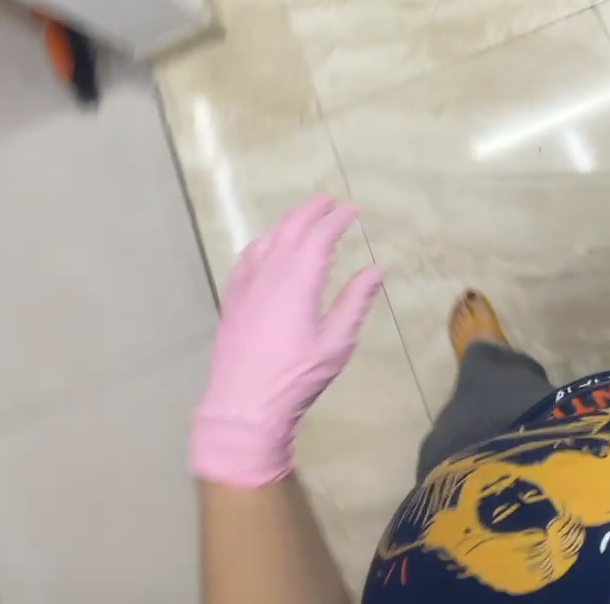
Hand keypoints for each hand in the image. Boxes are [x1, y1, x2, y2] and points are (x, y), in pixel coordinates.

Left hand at [191, 195, 383, 487]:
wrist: (243, 407)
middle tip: (330, 202)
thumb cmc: (296, 376)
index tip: (355, 210)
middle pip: (292, 226)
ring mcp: (247, 282)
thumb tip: (376, 268)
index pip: (321, 235)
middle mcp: (271, 271)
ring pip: (268, 237)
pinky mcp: (233, 296)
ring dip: (289, 221)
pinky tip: (268, 245)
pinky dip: (264, 240)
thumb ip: (356, 301)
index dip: (339, 218)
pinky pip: (248, 255)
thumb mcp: (336, 342)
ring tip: (304, 217)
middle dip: (312, 210)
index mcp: (299, 279)